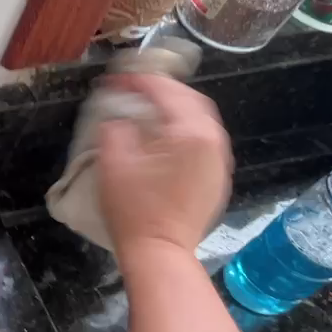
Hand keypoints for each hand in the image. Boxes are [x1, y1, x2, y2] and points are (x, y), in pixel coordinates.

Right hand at [95, 73, 232, 259]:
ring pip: (199, 120)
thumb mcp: (113, 164)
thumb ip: (115, 129)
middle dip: (161, 90)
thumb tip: (119, 117)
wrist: (159, 252)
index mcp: (189, 132)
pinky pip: (202, 142)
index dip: (138, 81)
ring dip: (174, 110)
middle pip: (190, 100)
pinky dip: (183, 131)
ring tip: (147, 112)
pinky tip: (163, 141)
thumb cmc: (133, 210)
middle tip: (133, 90)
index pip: (165, 91)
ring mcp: (218, 160)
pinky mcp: (216, 177)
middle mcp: (212, 140)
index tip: (114, 80)